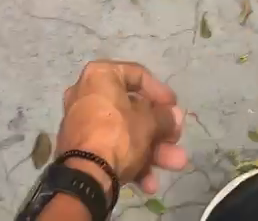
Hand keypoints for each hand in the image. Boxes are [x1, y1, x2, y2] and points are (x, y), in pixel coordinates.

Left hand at [55, 60, 189, 194]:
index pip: (137, 75)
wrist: (85, 176)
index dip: (160, 92)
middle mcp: (87, 94)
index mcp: (100, 75)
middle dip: (159, 128)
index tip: (174, 107)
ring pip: (124, 132)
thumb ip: (165, 117)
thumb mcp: (149, 123)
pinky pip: (111, 148)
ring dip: (152, 149)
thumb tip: (174, 116)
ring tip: (175, 164)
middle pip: (133, 109)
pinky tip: (149, 183)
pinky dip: (132, 161)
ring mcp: (82, 123)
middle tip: (176, 138)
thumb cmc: (118, 134)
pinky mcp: (81, 150)